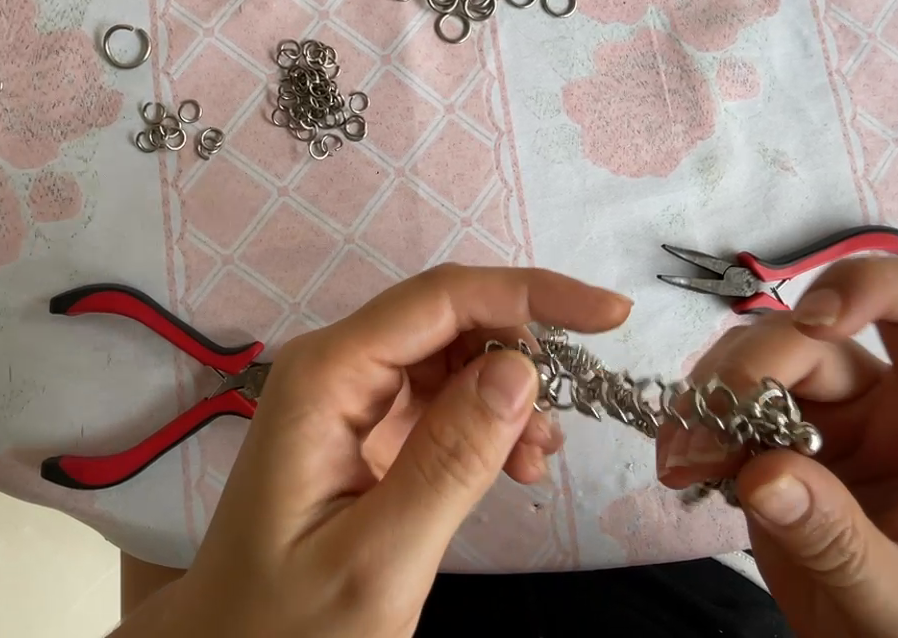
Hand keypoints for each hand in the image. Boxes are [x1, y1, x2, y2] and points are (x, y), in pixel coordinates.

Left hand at [115, 264, 631, 637]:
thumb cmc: (288, 627)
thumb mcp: (378, 562)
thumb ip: (450, 460)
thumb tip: (521, 368)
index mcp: (327, 374)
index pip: (440, 299)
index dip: (529, 292)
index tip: (610, 313)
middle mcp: (337, 364)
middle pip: (448, 319)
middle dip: (520, 349)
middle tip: (570, 412)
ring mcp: (350, 393)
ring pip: (452, 357)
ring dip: (508, 394)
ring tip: (539, 461)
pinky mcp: (365, 425)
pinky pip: (440, 399)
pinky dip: (486, 424)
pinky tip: (514, 468)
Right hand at [657, 259, 897, 637]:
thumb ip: (843, 543)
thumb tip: (765, 474)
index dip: (866, 289)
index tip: (813, 324)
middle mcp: (881, 399)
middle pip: (803, 338)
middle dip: (745, 375)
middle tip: (700, 443)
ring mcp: (822, 415)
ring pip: (751, 359)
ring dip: (705, 400)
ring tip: (681, 464)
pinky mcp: (771, 440)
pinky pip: (722, 402)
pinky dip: (691, 425)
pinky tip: (678, 467)